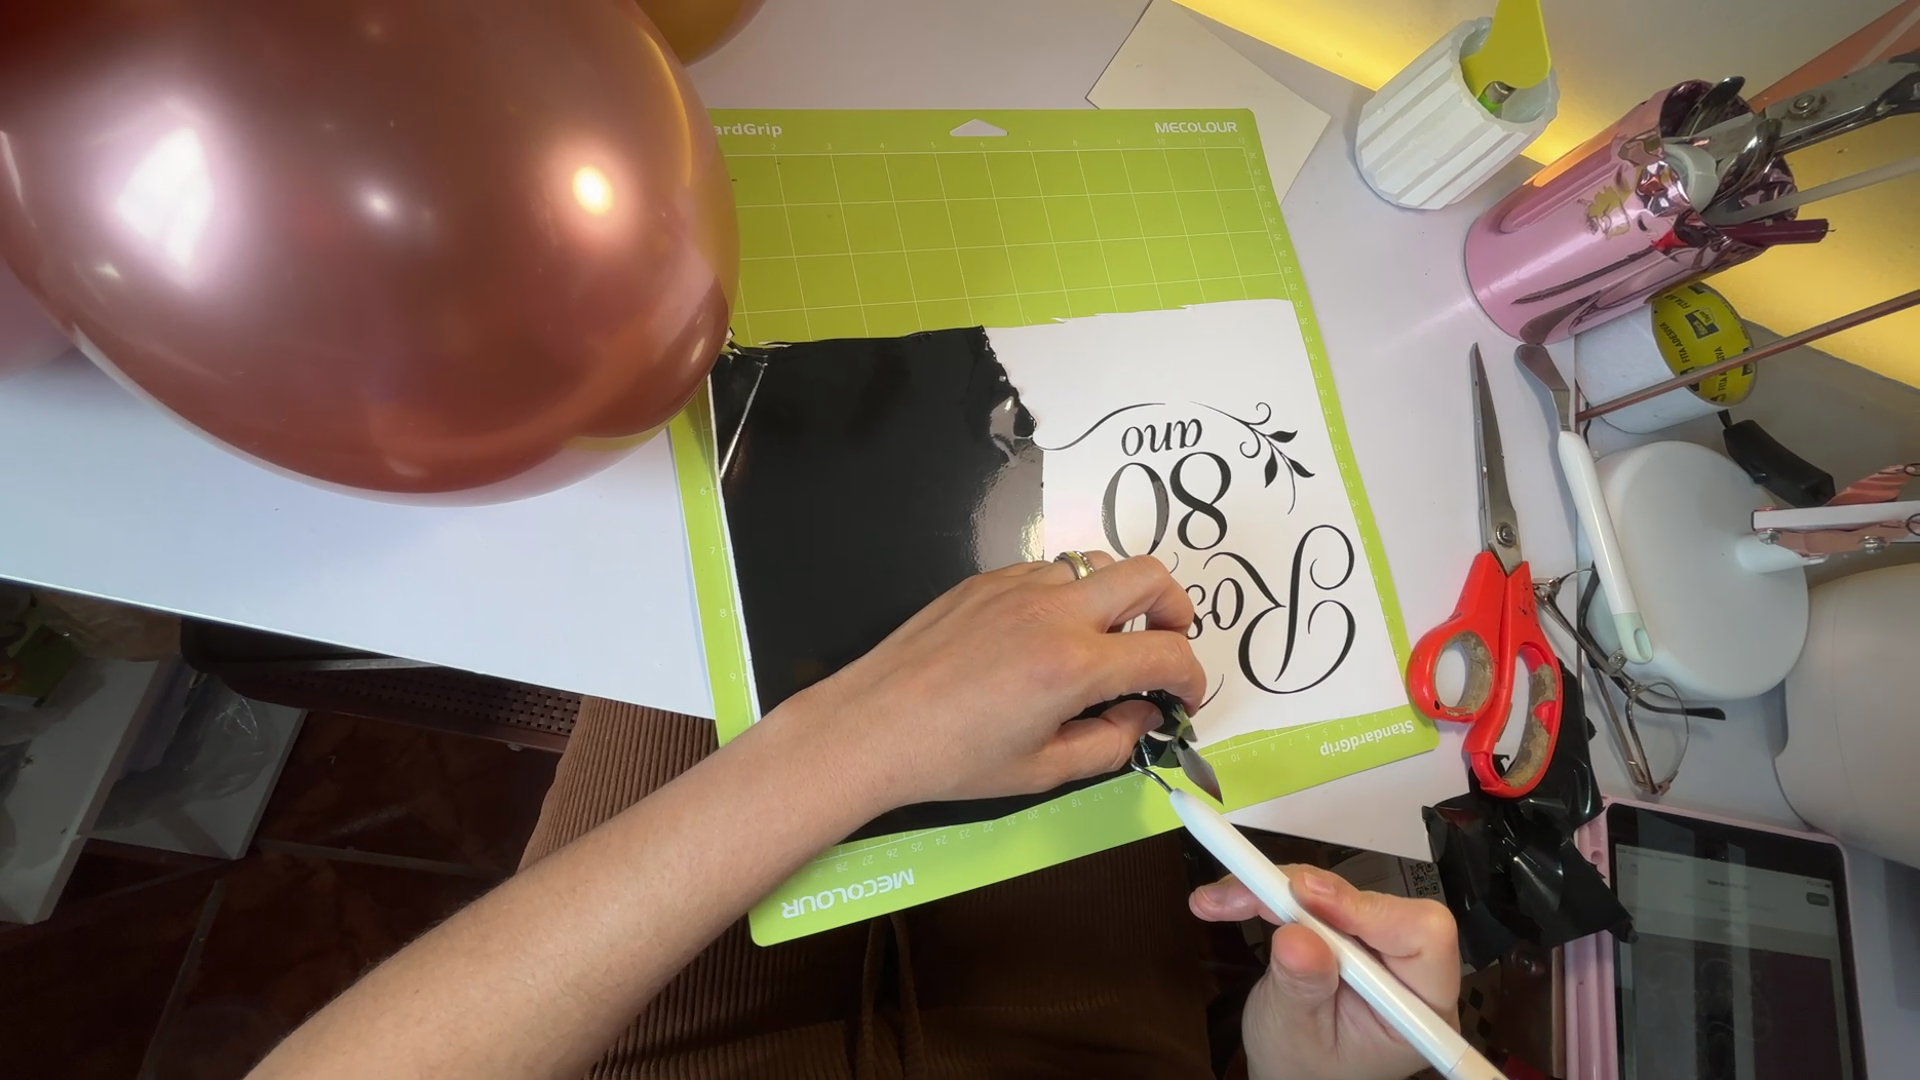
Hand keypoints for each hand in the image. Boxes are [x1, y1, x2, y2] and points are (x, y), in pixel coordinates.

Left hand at [766, 552, 1205, 811]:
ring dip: (1117, 598)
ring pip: (1096, 564)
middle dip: (1175, 609)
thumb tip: (1144, 715)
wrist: (872, 725)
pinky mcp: (985, 579)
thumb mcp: (1043, 770)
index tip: (1183, 698)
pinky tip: (1044, 634)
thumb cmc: (955, 760)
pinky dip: (1068, 595)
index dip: (1193, 678)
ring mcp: (1016, 585)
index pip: (1167, 653)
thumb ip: (1112, 742)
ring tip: (1101, 640)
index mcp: (1073, 664)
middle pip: (1148, 574)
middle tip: (1162, 646)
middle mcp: (1052, 610)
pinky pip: (1048, 570)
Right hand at [1191, 867, 1460, 1079]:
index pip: (1421, 935)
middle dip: (1296, 892)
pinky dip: (1260, 890)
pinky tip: (1224, 900)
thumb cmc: (1302, 1068)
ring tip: (1215, 902)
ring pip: (1325, 888)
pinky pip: (1303, 892)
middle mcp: (1400, 966)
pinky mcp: (1338, 925)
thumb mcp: (1297, 1034)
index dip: (1366, 907)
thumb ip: (1303, 987)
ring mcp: (1369, 942)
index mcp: (1416, 1006)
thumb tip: (1298, 938)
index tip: (1306, 898)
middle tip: (1238, 896)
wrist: (1289, 1072)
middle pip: (1364, 900)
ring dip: (1266, 887)